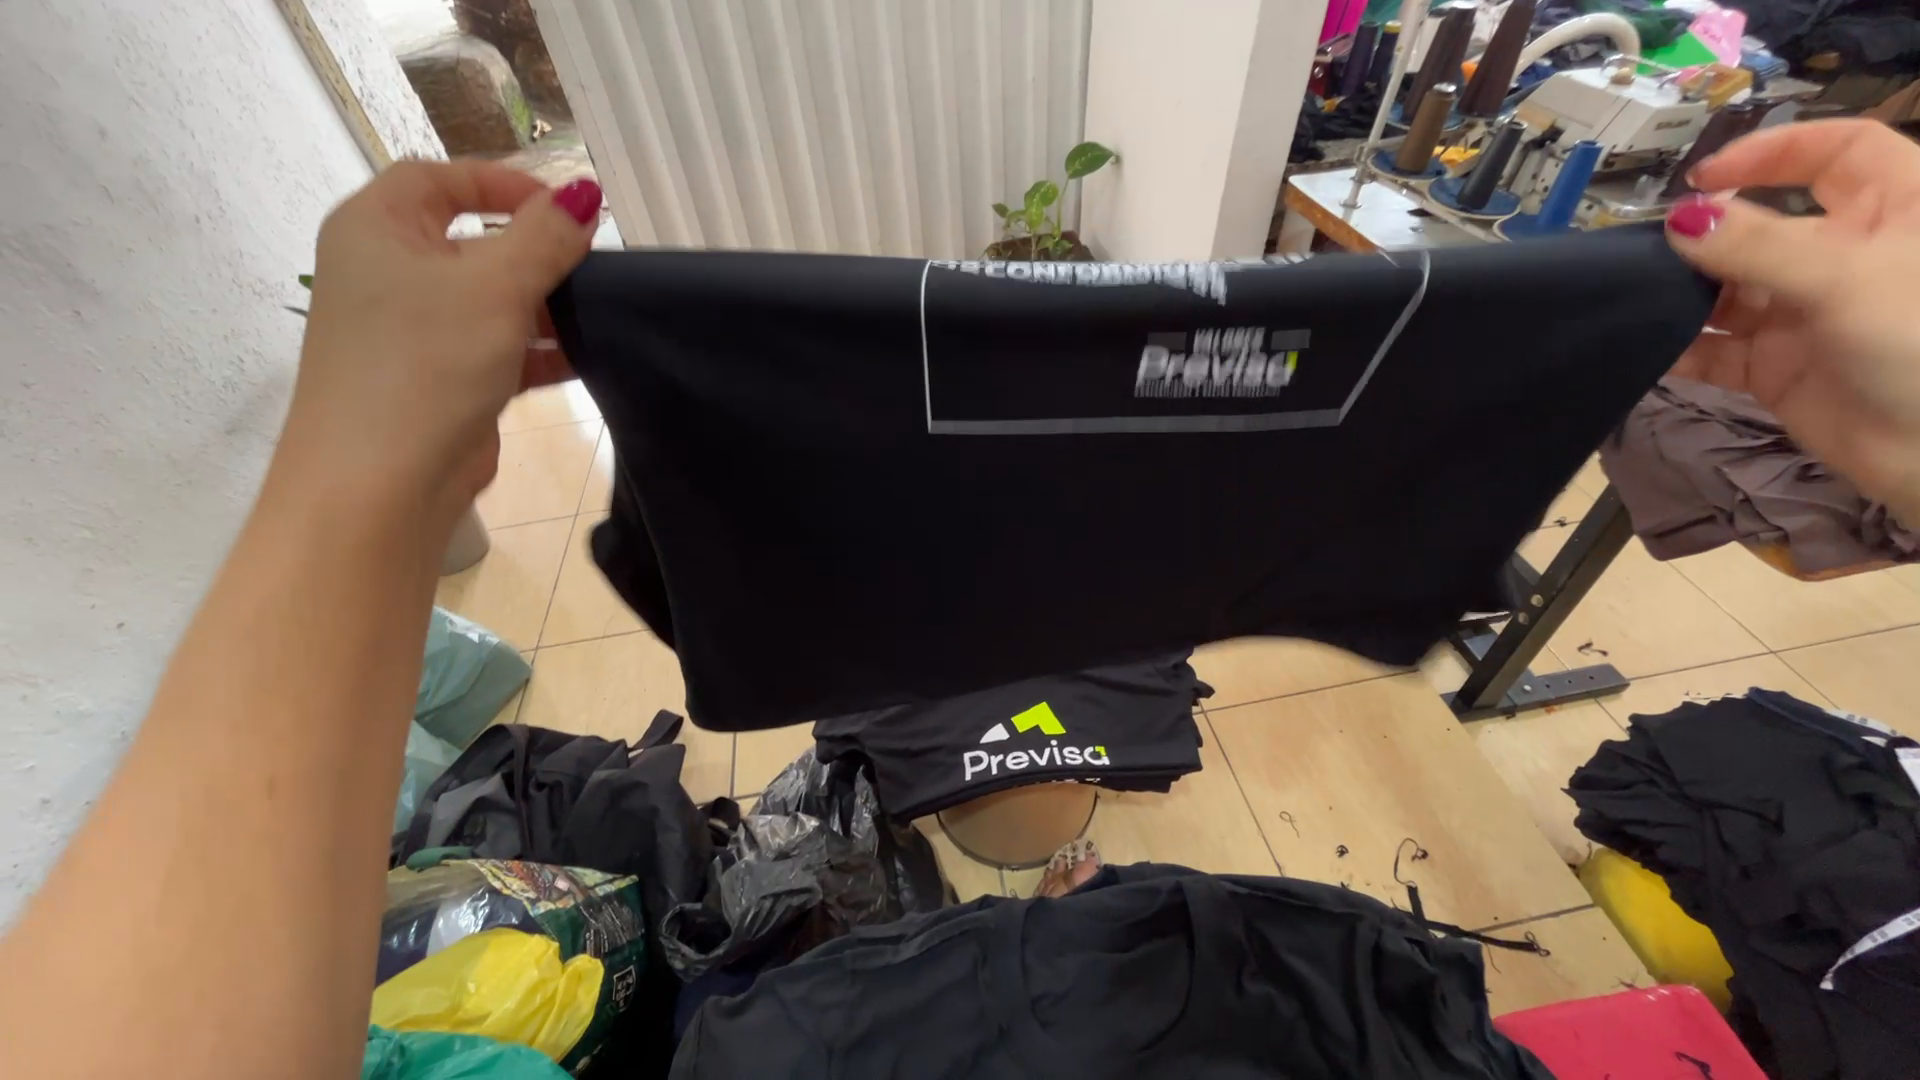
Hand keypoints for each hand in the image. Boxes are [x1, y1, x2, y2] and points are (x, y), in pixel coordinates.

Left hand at [282, 161, 599, 520]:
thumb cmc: (428, 362)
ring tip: (600, 313)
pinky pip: (502, 346)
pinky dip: (541, 349)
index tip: (565, 210)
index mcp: (377, 229)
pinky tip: (587, 357)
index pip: (441, 178)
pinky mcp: (447, 377)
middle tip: (593, 265)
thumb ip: (546, 238)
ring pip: (494, 299)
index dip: (503, 183)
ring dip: (546, 305)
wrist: (384, 478)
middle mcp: (391, 273)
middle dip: (537, 253)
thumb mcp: (495, 287)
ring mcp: (418, 330)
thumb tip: (586, 196)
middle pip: (475, 242)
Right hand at [1664, 119, 1919, 522]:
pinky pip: (1710, 350)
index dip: (1772, 153)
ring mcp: (1803, 315)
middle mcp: (1845, 258)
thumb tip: (1677, 220)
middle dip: (1704, 236)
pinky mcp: (1771, 367)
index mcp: (1895, 212)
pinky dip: (1675, 350)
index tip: (1699, 179)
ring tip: (1634, 300)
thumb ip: (1757, 248)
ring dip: (1681, 295)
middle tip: (1645, 252)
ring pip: (1726, 291)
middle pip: (1761, 227)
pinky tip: (1642, 350)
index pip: (1836, 153)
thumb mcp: (1847, 279)